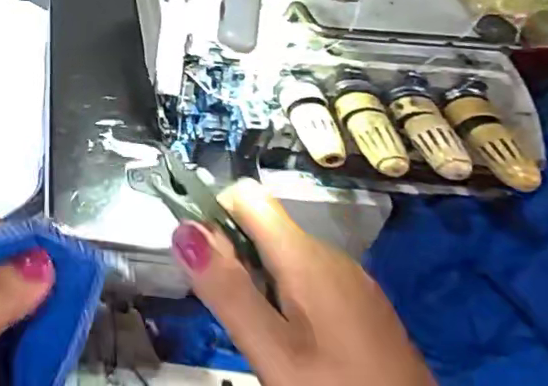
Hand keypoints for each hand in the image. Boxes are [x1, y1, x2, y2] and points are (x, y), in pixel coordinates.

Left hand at [0, 198, 55, 385]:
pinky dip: (49, 332)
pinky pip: (29, 332)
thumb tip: (43, 257)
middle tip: (68, 284)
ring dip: (46, 299)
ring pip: (18, 293)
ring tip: (74, 310)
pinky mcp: (1, 363)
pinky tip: (66, 338)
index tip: (27, 262)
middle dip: (30, 265)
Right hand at [174, 181, 434, 385]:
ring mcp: (355, 285)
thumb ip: (226, 287)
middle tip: (235, 313)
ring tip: (264, 335)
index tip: (208, 264)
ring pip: (283, 256)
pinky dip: (287, 299)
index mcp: (307, 256)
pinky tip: (297, 346)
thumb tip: (181, 226)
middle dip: (234, 256)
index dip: (213, 216)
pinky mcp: (367, 312)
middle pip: (262, 227)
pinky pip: (310, 281)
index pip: (245, 195)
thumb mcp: (273, 352)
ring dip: (259, 280)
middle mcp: (332, 258)